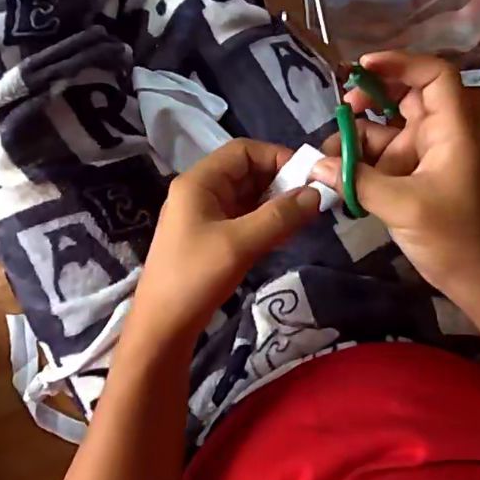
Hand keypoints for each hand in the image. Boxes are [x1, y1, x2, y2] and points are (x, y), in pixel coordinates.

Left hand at [129, 139, 323, 344]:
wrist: (162, 328)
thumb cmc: (195, 278)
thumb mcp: (240, 244)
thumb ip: (280, 216)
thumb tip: (317, 193)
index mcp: (199, 182)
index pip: (243, 151)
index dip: (278, 157)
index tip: (309, 178)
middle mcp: (201, 192)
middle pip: (248, 172)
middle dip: (281, 183)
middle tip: (313, 201)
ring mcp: (205, 216)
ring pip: (249, 197)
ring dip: (277, 205)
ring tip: (304, 220)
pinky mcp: (211, 238)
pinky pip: (245, 219)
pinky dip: (267, 223)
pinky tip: (286, 236)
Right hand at [312, 52, 479, 296]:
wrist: (477, 280)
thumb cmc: (455, 238)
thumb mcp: (404, 207)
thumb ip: (358, 182)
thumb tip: (314, 164)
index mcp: (449, 130)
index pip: (434, 76)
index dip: (402, 62)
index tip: (363, 65)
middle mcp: (435, 135)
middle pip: (404, 95)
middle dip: (370, 95)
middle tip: (342, 107)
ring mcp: (419, 157)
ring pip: (383, 128)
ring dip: (355, 135)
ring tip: (327, 156)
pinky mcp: (406, 179)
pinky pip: (376, 158)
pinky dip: (355, 162)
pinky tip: (334, 175)